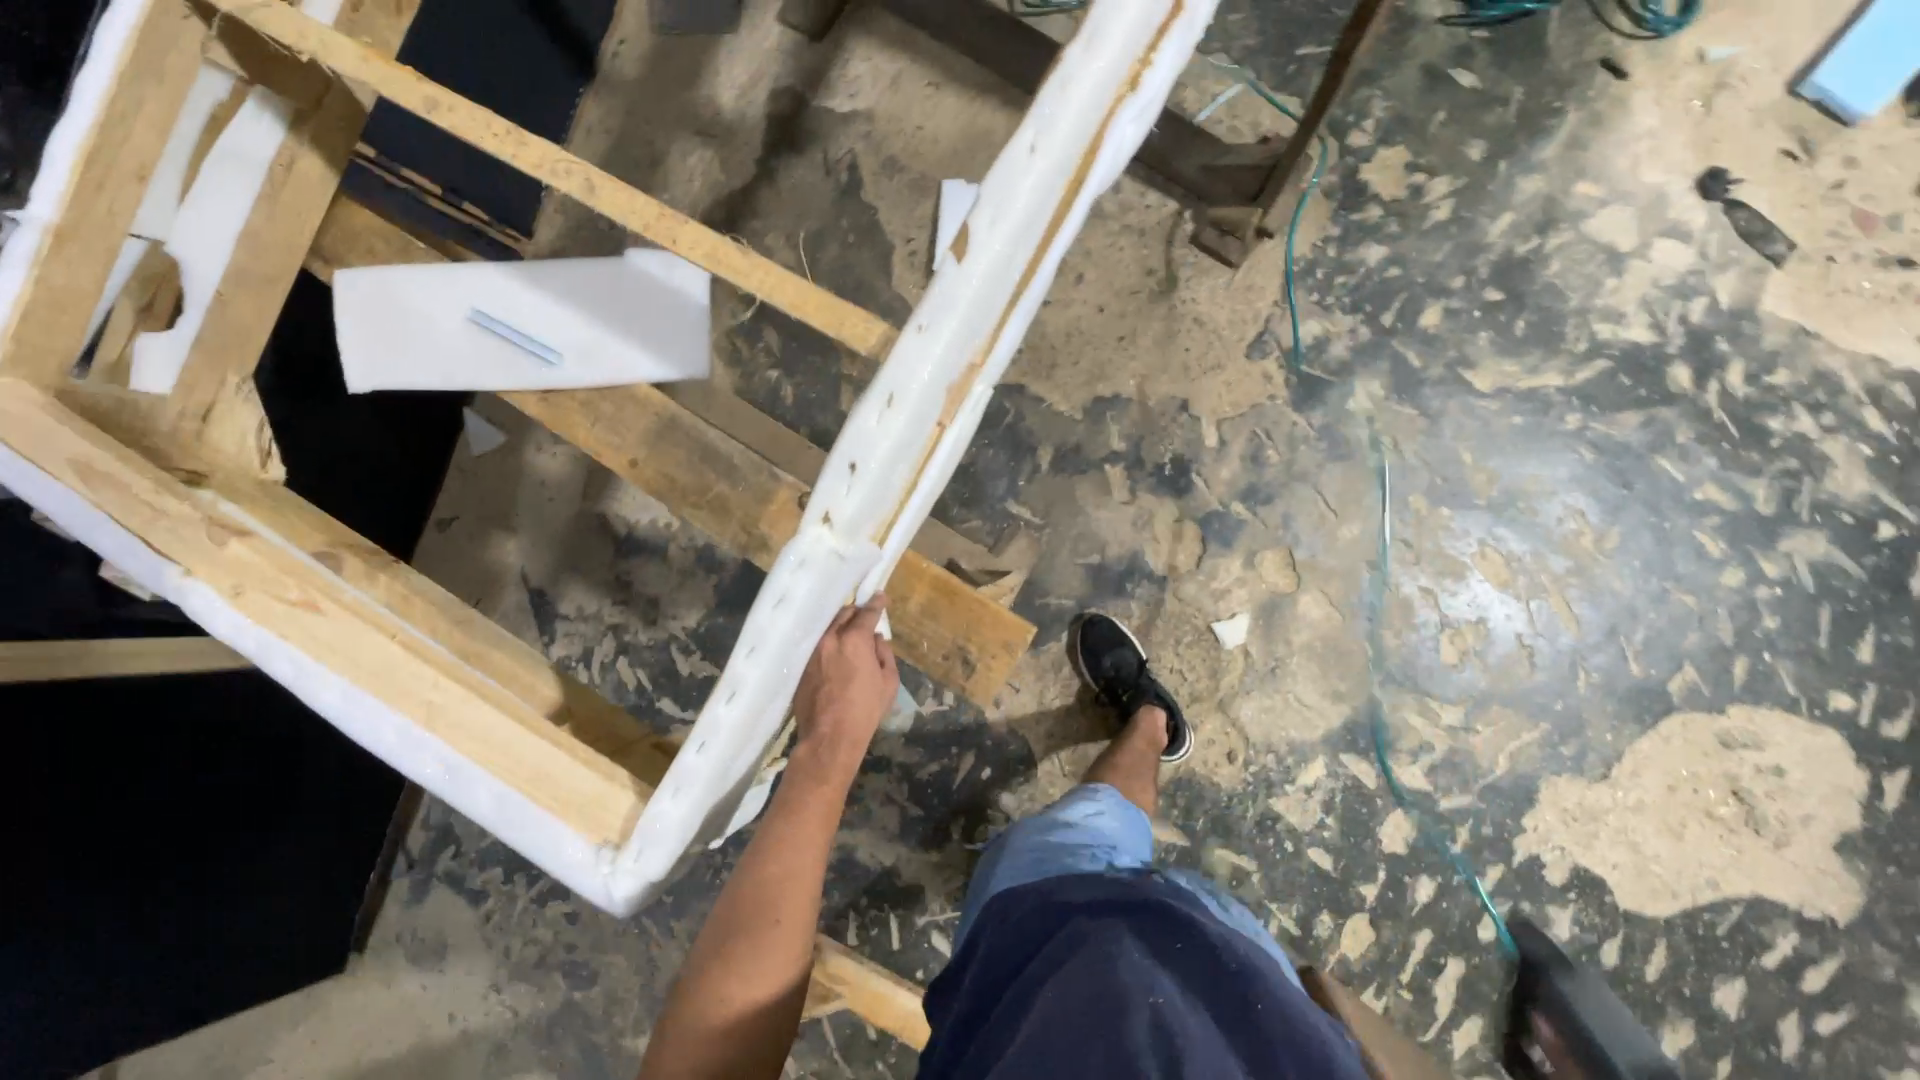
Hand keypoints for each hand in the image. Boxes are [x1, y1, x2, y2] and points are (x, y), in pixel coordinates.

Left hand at [791, 595, 897, 775]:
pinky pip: (817, 645)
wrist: (829, 736)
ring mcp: (812, 652)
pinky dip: (828, 644)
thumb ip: (884, 654)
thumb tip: (876, 640)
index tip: (880, 596)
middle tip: (865, 617)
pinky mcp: (801, 666)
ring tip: (849, 634)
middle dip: (856, 612)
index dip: (876, 603)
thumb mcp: (888, 682)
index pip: (867, 613)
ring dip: (840, 627)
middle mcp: (830, 639)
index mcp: (855, 640)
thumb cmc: (865, 710)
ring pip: (827, 629)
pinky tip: (835, 653)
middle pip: (843, 614)